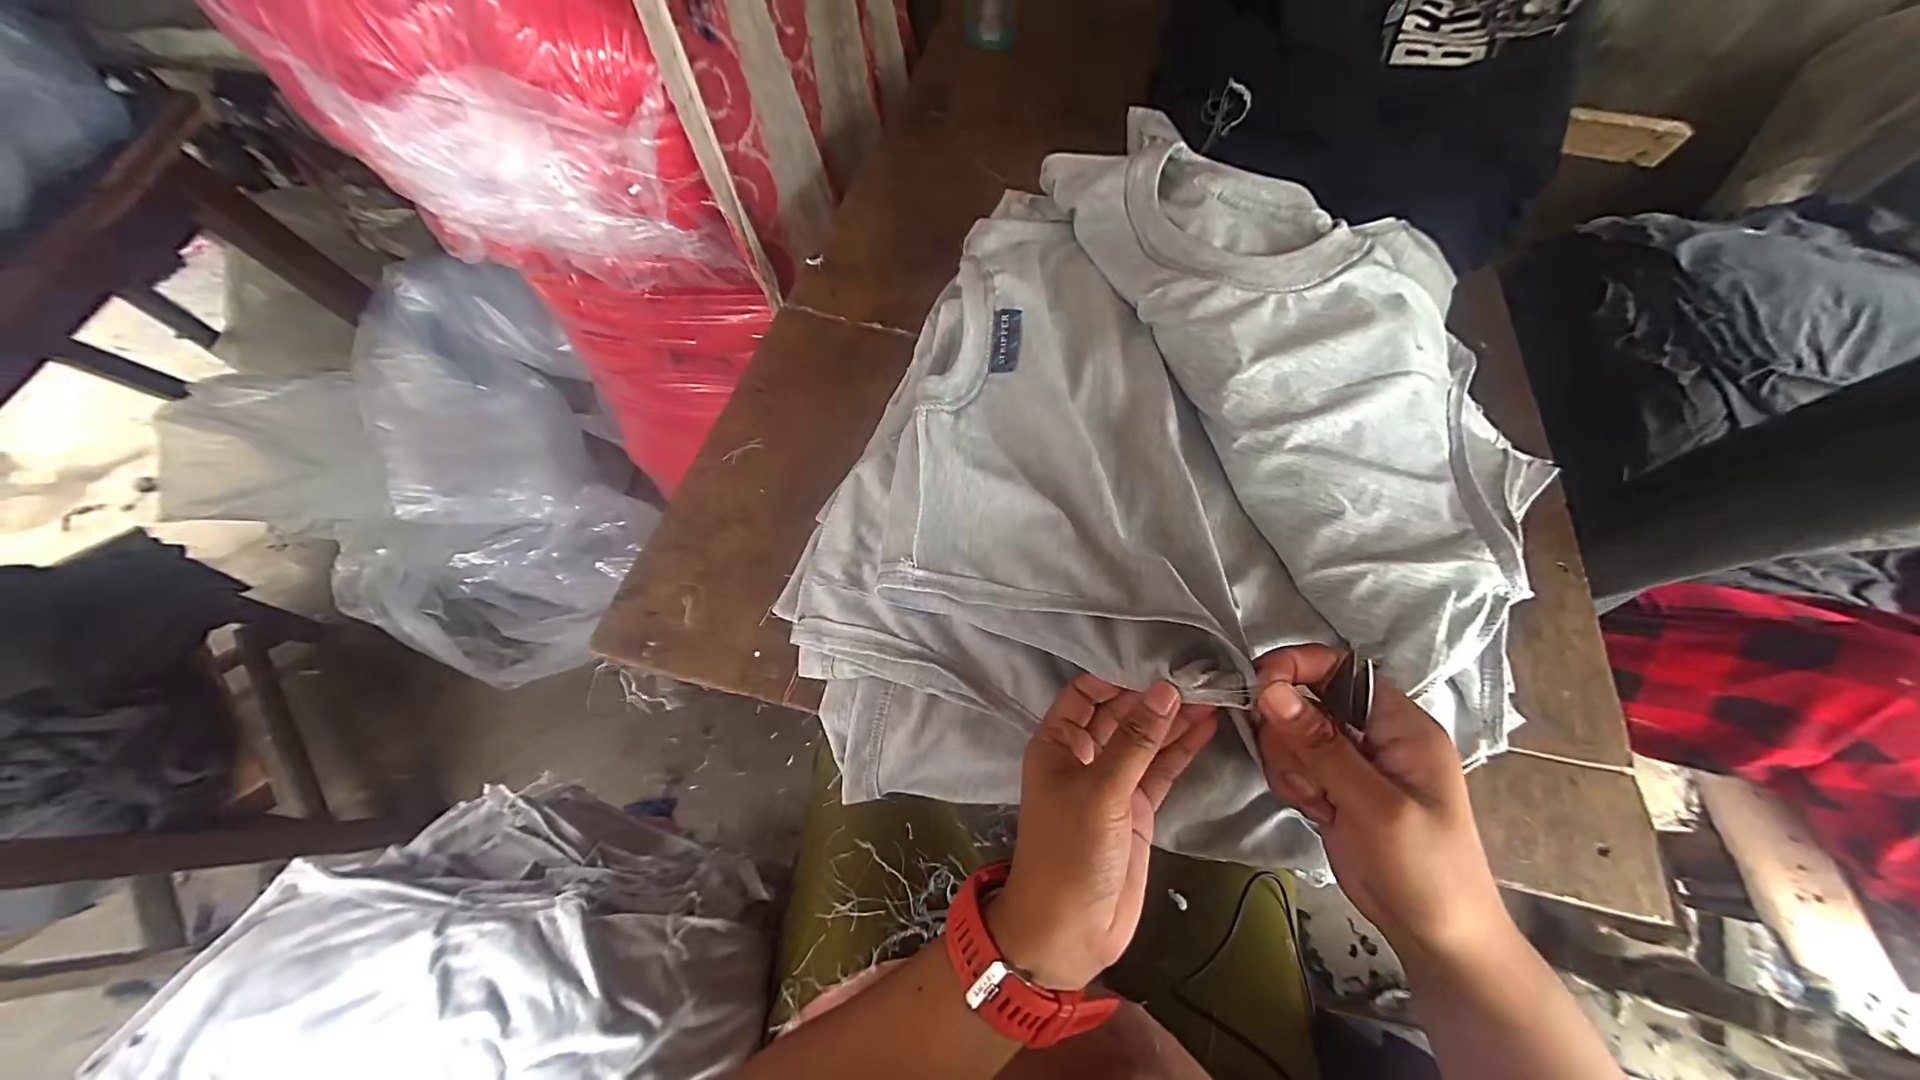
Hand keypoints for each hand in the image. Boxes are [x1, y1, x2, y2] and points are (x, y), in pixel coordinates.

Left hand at [985, 674, 1217, 989]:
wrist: (1069, 931)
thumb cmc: (1069, 852)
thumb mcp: (1099, 792)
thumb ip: (1135, 742)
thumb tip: (1164, 690)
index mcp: (1058, 742)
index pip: (1086, 693)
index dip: (1118, 676)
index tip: (1159, 660)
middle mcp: (1084, 755)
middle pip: (1121, 713)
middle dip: (1154, 695)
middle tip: (1199, 674)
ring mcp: (1112, 781)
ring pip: (1146, 740)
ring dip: (1174, 720)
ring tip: (1213, 693)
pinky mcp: (1136, 807)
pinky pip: (1160, 769)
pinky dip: (1182, 749)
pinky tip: (1206, 727)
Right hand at [1253, 645, 1508, 961]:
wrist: (1436, 937)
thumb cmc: (1425, 869)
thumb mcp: (1375, 806)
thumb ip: (1320, 745)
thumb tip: (1270, 689)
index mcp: (1399, 724)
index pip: (1339, 668)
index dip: (1296, 667)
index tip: (1258, 689)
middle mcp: (1372, 732)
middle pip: (1303, 698)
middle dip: (1289, 733)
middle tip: (1306, 775)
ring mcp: (1349, 758)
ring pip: (1288, 731)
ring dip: (1289, 764)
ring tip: (1319, 801)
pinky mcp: (1330, 781)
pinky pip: (1289, 761)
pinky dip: (1291, 781)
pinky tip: (1316, 810)